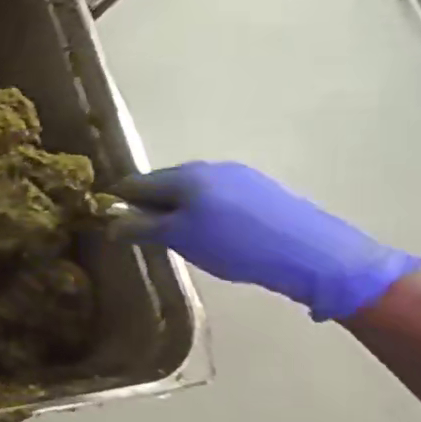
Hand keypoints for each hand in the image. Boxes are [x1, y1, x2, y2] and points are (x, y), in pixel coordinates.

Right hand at [111, 161, 420, 320]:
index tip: (109, 223)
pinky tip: (210, 235)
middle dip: (149, 206)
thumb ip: (141, 228)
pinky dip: (201, 212)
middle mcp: (209, 167)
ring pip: (191, 191)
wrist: (311, 254)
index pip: (136, 183)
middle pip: (164, 184)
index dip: (119, 202)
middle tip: (142, 236)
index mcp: (185, 175)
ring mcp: (238, 176)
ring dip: (176, 210)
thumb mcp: (179, 239)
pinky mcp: (260, 191)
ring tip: (177, 239)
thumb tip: (110, 223)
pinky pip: (215, 197)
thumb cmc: (234, 245)